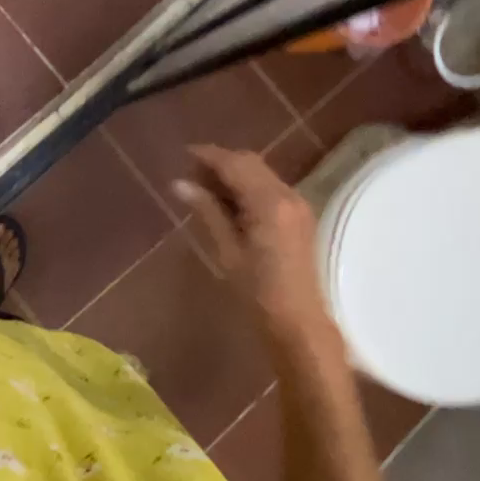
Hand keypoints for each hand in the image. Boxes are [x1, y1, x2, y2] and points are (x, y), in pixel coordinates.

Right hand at [173, 145, 337, 344]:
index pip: (234, 164)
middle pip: (250, 162)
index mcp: (269, 202)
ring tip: (204, 189)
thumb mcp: (226, 251)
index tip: (182, 155)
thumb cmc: (258, 293)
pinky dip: (248, 186)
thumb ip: (206, 211)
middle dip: (220, 162)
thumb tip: (180, 183)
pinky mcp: (299, 217)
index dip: (207, 156)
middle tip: (191, 175)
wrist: (300, 325)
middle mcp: (288, 195)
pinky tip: (228, 204)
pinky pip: (269, 188)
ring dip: (234, 173)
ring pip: (260, 173)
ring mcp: (298, 205)